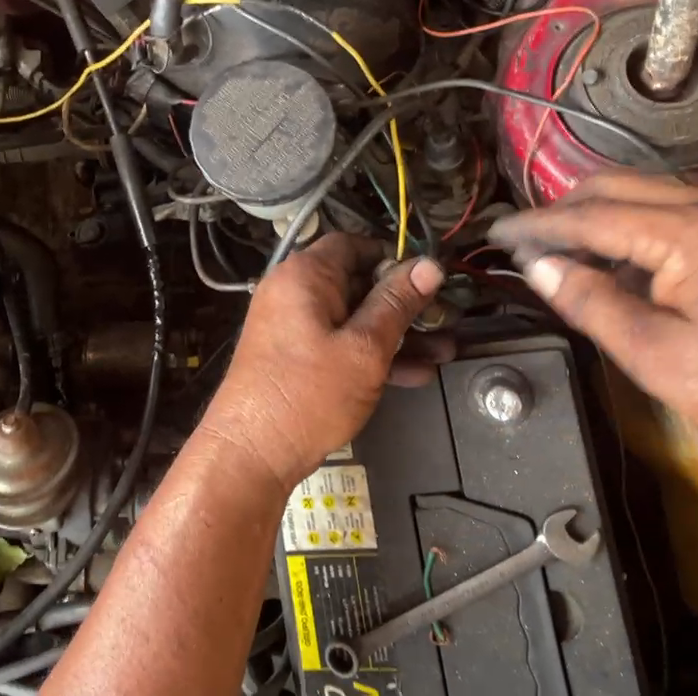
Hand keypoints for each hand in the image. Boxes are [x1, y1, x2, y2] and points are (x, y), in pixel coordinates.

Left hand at [199, 235, 449, 488]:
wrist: (251, 453)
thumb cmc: (309, 393)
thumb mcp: (364, 348)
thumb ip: (397, 304)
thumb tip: (429, 265)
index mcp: (304, 275)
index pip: (352, 244)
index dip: (392, 256)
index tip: (428, 279)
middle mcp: (293, 291)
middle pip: (356, 282)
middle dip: (404, 303)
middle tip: (447, 320)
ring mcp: (292, 325)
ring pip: (353, 317)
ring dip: (396, 333)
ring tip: (444, 352)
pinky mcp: (294, 356)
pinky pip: (339, 342)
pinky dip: (371, 354)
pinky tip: (414, 375)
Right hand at [488, 173, 697, 472]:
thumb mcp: (660, 357)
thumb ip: (593, 304)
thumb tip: (542, 269)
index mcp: (690, 232)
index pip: (589, 216)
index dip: (537, 227)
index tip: (497, 237)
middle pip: (616, 187)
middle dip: (563, 211)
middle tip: (527, 245)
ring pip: (648, 193)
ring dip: (601, 217)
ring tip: (569, 257)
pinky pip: (680, 209)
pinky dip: (638, 226)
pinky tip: (628, 265)